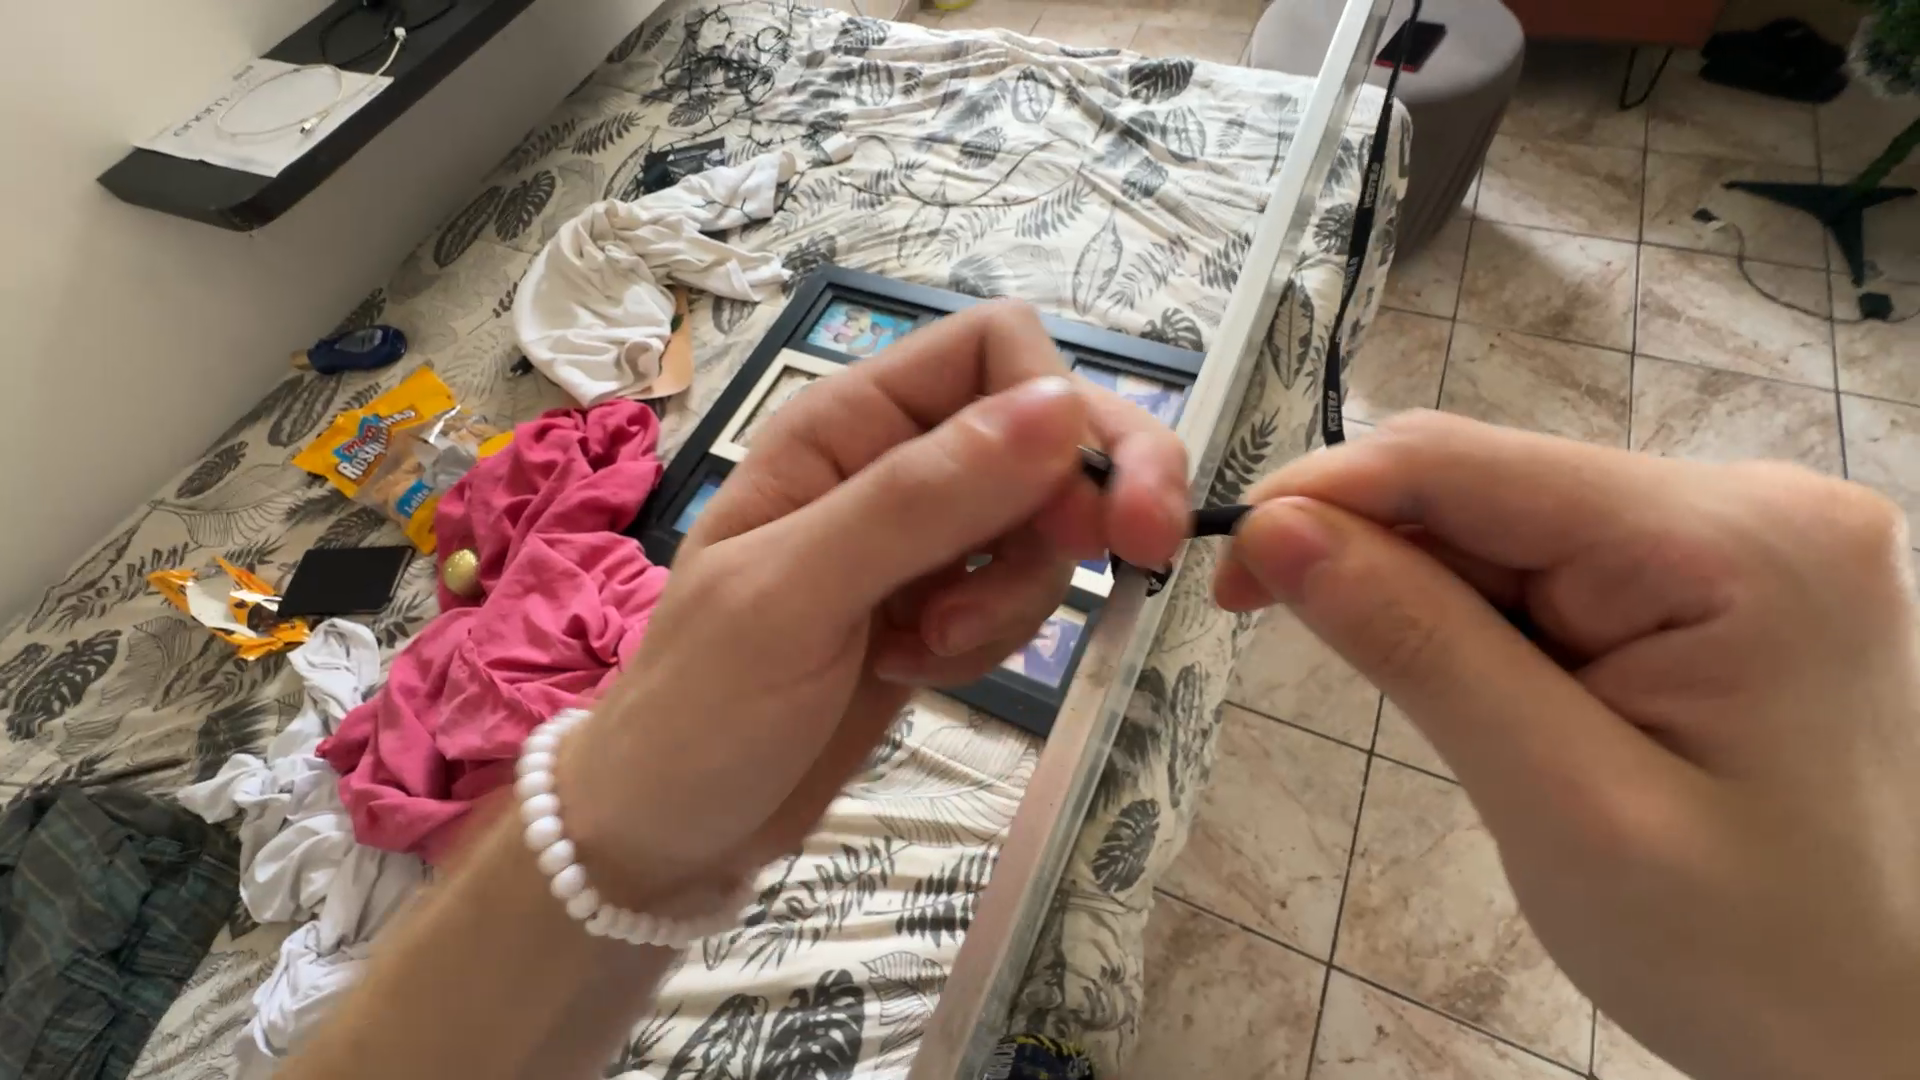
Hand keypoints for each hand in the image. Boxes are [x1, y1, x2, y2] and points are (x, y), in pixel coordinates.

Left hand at [558, 300, 1187, 904]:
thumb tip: (1060, 406)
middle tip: (1128, 560)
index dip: (1063, 411)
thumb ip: (921, 498)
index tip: (1088, 513)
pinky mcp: (943, 602)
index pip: (997, 348)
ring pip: (1043, 523)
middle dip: (1088, 498)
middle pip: (1046, 430)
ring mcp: (924, 537)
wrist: (680, 823)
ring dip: (1014, 595)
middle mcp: (895, 460)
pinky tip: (917, 668)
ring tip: (926, 648)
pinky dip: (994, 636)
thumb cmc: (704, 707)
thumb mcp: (796, 594)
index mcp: (848, 422)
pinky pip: (1019, 593)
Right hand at [1216, 411, 1919, 1079]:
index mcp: (1728, 541)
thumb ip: (1412, 646)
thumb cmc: (1739, 951)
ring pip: (1474, 516)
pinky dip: (1436, 599)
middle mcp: (1728, 501)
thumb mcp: (1554, 799)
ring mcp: (1705, 532)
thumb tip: (1272, 531)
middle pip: (1464, 483)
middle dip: (1344, 540)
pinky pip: (1508, 554)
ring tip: (1369, 664)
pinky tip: (1438, 659)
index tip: (1229, 566)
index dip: (1316, 494)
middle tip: (1253, 609)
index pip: (1458, 462)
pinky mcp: (1673, 570)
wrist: (1872, 1029)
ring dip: (1388, 576)